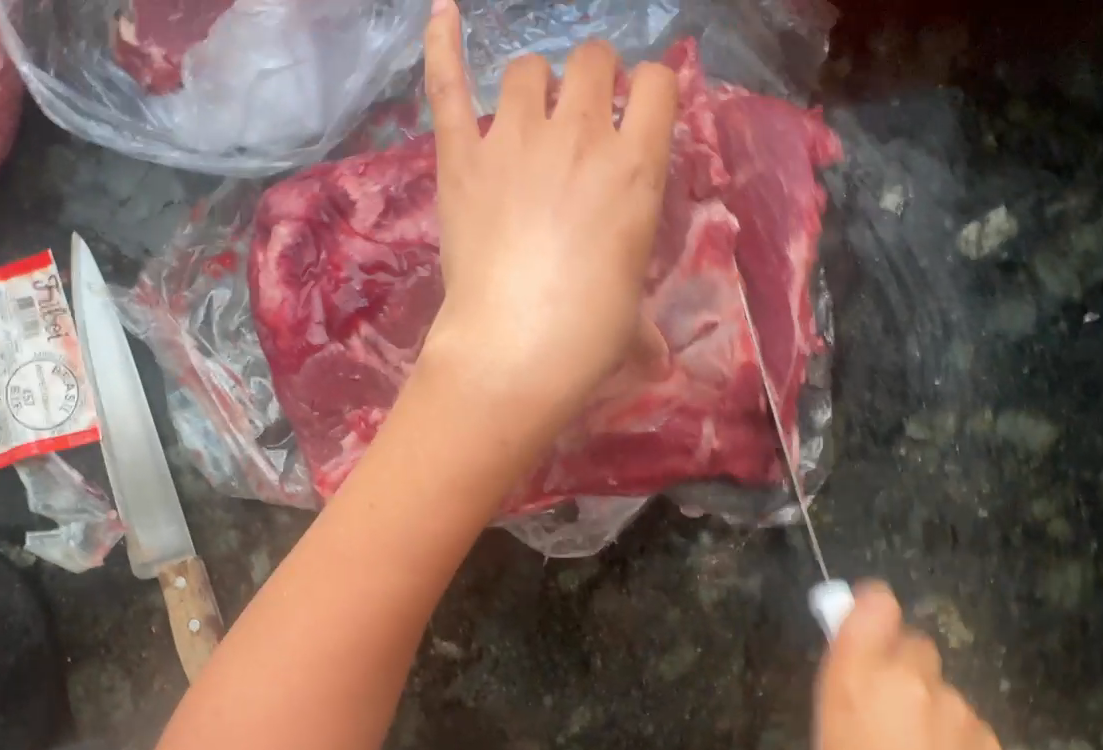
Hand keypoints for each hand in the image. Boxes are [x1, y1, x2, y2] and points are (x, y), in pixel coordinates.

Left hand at [417, 0, 676, 444]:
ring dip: (534, 85)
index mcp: (635, 168)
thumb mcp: (634, 326)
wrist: (514, 351)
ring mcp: (514, 140)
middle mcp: (579, 135)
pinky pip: (448, 83)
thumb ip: (647, 327)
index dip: (649, 93)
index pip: (657, 83)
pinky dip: (442, 45)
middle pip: (591, 59)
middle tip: (583, 119)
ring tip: (529, 115)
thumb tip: (660, 361)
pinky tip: (443, 11)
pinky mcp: (461, 158)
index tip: (637, 118)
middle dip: (593, 79)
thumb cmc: (587, 339)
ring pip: (527, 68)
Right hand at [814, 583, 1032, 749]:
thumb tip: (858, 653)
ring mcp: (960, 707)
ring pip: (937, 686)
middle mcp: (912, 681)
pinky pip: (962, 719)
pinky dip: (950, 737)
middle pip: (910, 642)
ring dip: (924, 707)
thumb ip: (845, 690)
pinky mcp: (991, 736)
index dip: (869, 613)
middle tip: (883, 718)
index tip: (861, 638)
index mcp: (860, 681)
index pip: (877, 603)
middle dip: (897, 667)